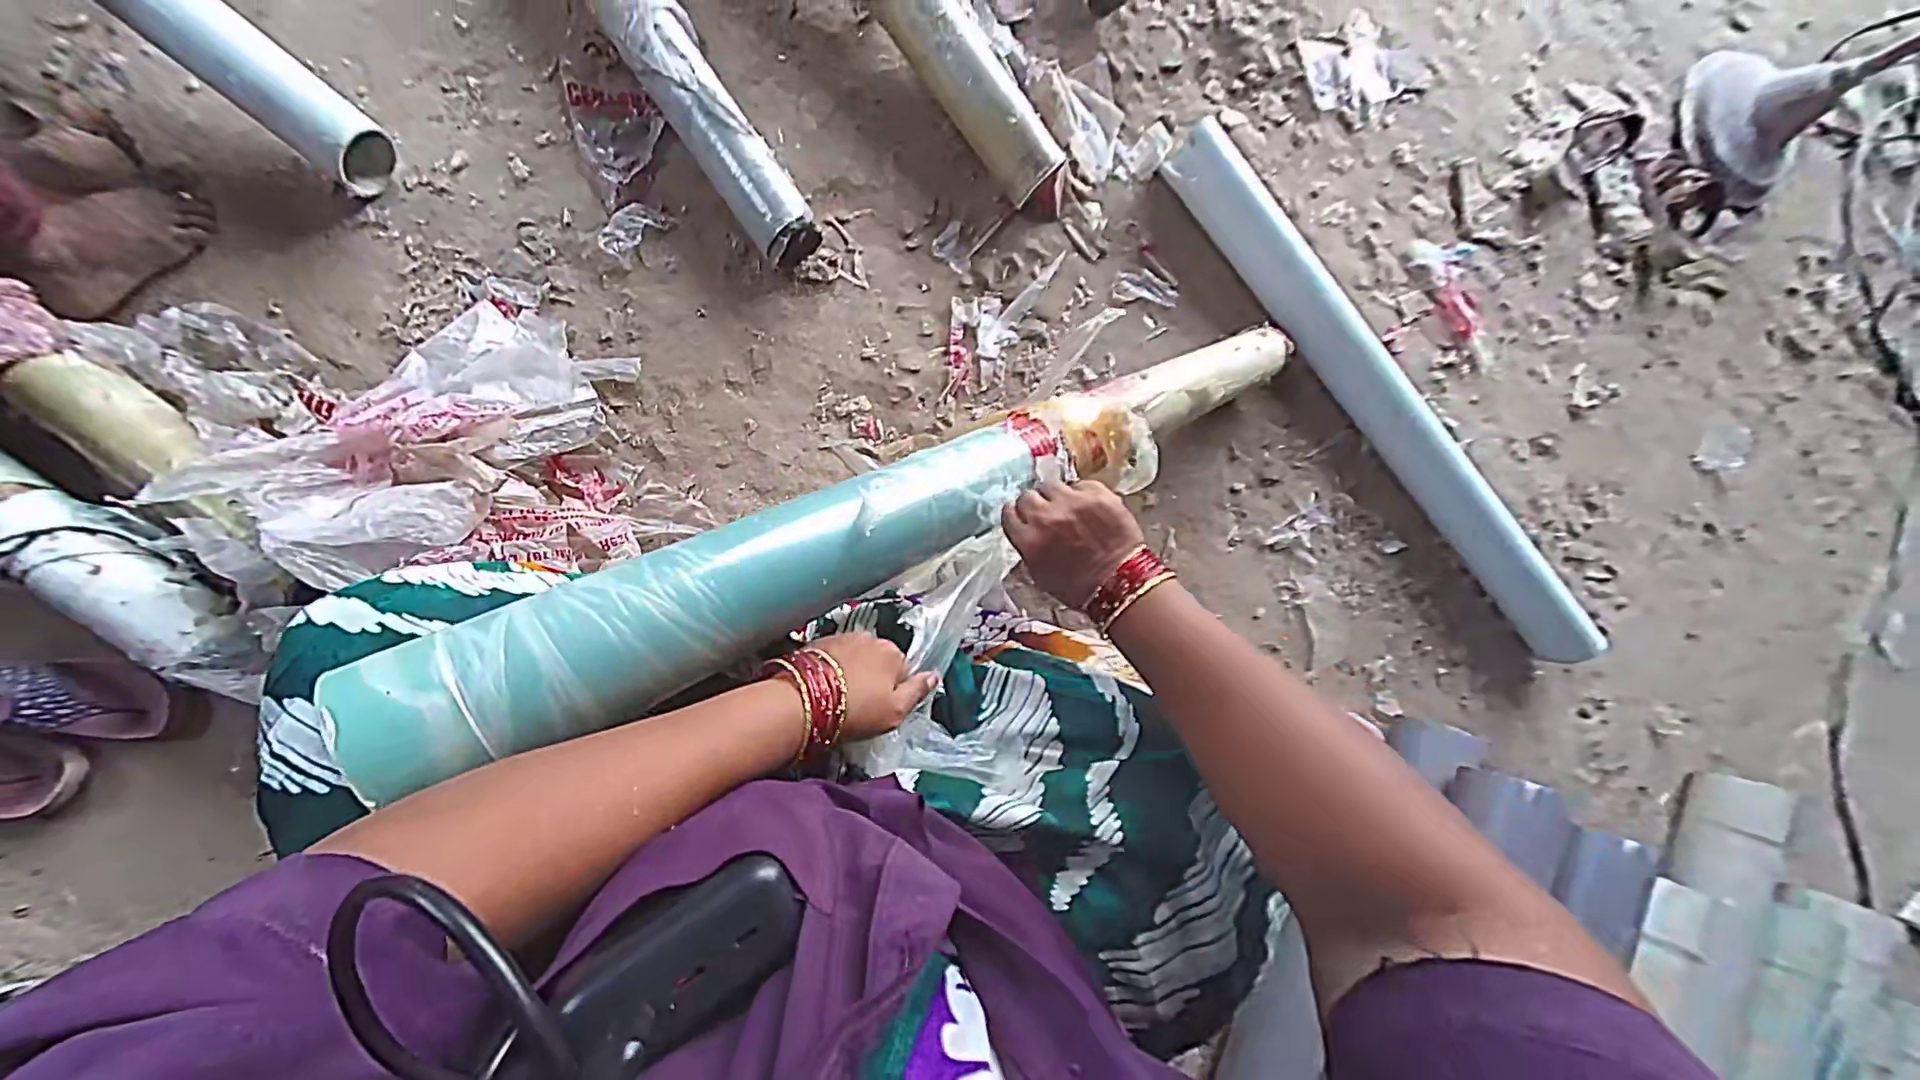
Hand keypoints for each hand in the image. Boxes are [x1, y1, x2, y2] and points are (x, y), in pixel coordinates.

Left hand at [807, 633, 939, 740]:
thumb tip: (934, 676)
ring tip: (840, 696)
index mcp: (893, 653)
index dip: (893, 692)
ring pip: (856, 656)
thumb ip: (918, 691)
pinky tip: (824, 686)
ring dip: (852, 671)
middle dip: (873, 677)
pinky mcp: (818, 642)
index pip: (903, 671)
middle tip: (859, 704)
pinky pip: (834, 656)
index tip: (879, 708)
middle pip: (879, 660)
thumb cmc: (855, 711)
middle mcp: (871, 638)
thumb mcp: (895, 712)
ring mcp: (843, 637)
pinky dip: (832, 668)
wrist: (802, 702)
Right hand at [1001, 480, 1146, 607]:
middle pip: (1027, 496)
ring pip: (1051, 485)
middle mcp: (1045, 517)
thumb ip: (1026, 548)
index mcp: (1029, 540)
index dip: (1017, 515)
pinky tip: (1087, 508)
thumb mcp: (1040, 575)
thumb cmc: (1080, 587)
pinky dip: (1080, 493)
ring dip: (1055, 495)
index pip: (1009, 514)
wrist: (1120, 583)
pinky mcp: (1096, 493)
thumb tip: (1024, 530)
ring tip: (1067, 508)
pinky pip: (1079, 484)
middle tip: (1047, 514)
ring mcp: (1072, 502)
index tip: (1023, 516)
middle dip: (1035, 504)